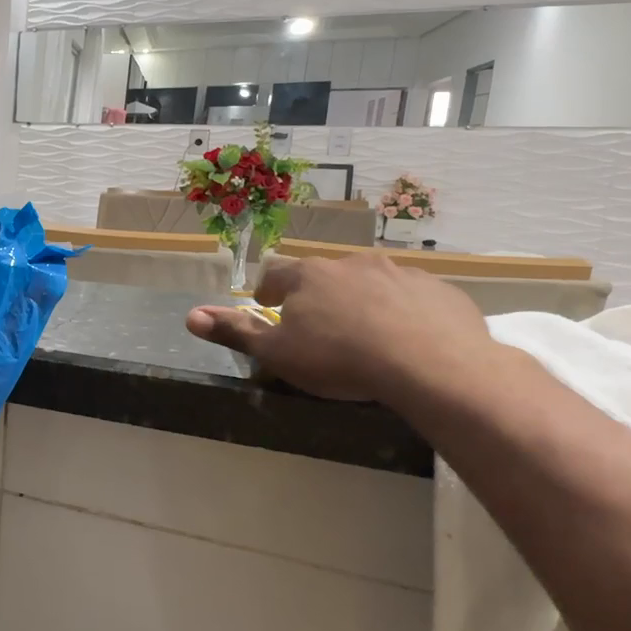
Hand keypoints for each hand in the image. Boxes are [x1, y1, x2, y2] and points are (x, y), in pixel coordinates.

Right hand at [185, 254, 498, 403]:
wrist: (434, 366)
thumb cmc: (340, 359)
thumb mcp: (277, 353)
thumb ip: (234, 332)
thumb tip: (190, 315)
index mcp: (308, 275)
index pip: (275, 272)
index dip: (269, 292)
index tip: (271, 310)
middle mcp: (352, 264)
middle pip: (325, 277)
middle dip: (319, 298)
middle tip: (320, 331)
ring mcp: (401, 274)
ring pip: (371, 285)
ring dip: (363, 303)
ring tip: (367, 338)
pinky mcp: (440, 291)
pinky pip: (413, 299)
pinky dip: (405, 314)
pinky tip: (408, 342)